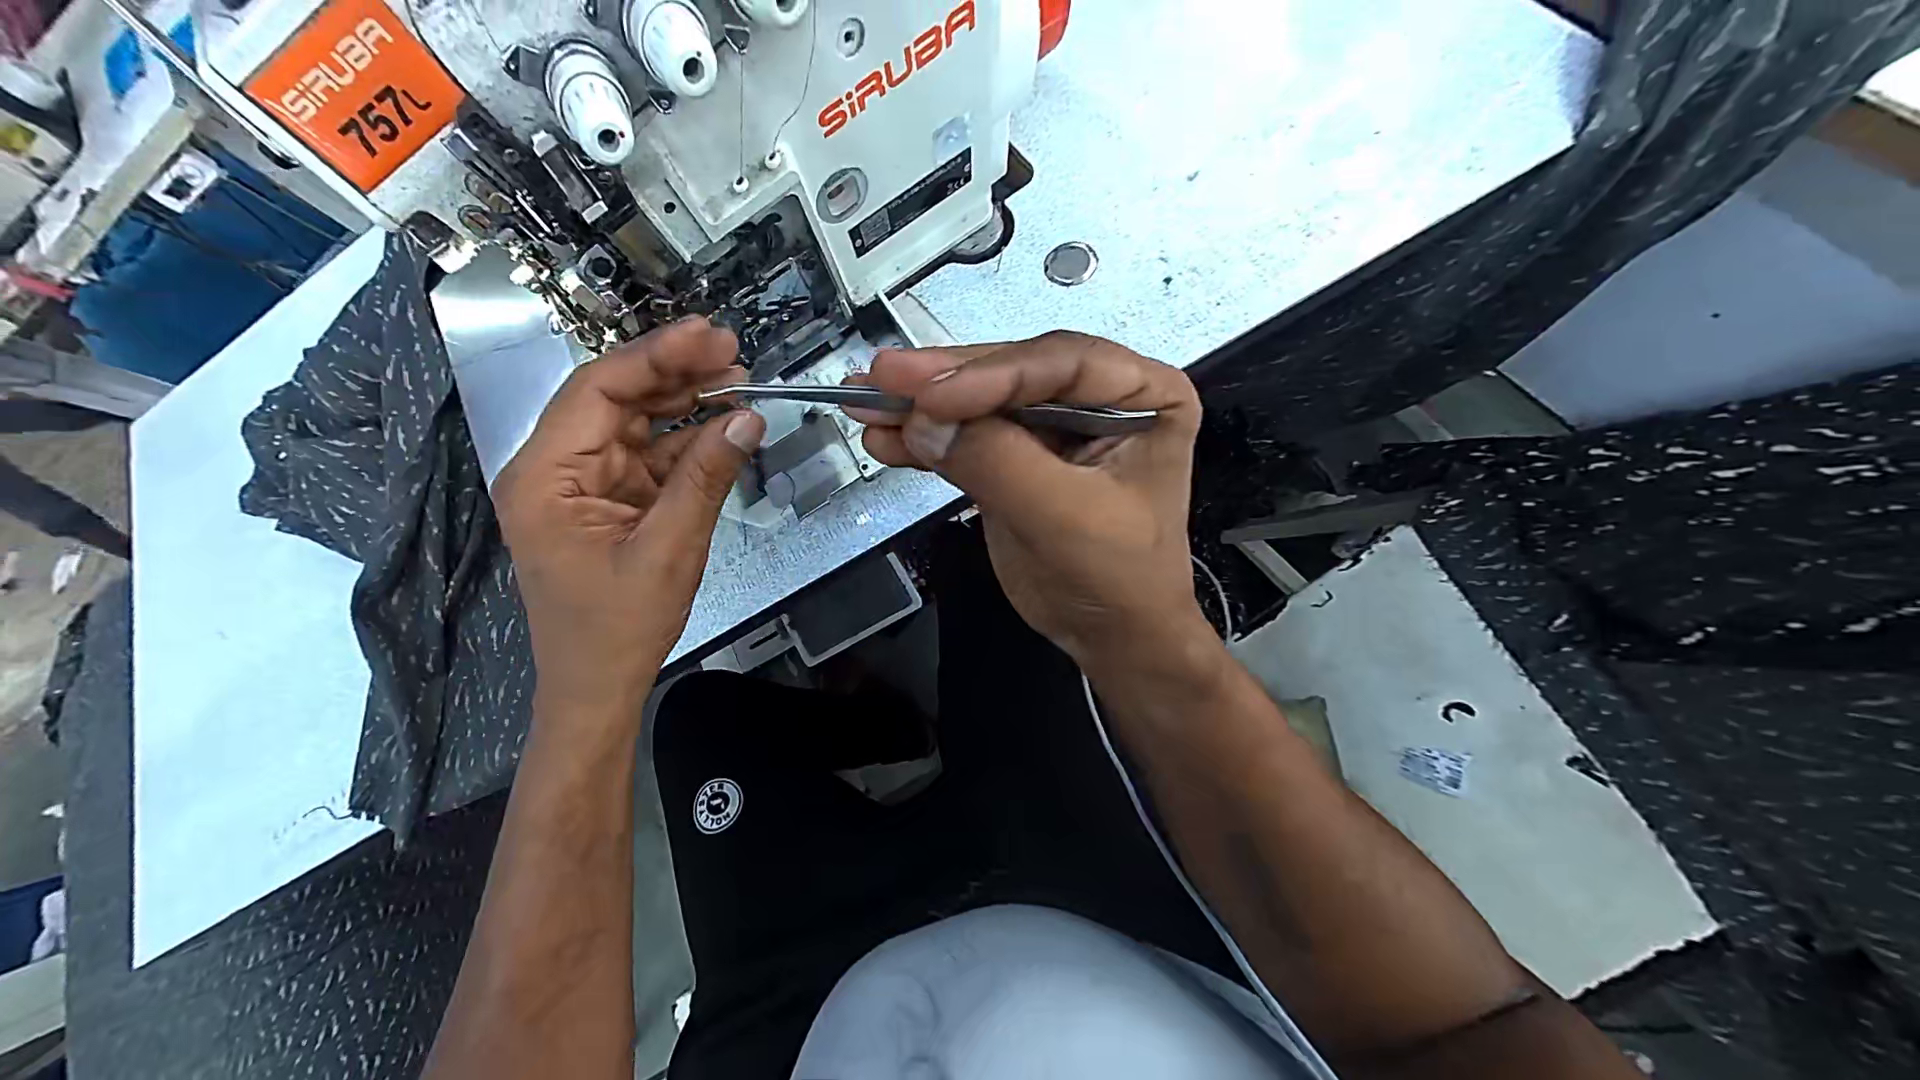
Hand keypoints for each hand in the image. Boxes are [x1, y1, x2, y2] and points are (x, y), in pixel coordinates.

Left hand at [494, 318, 765, 710]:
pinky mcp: (610, 502)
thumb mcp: (669, 549)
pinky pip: (649, 459)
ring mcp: (583, 486)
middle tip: (733, 354)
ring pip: (635, 424)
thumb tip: (748, 419)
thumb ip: (706, 478)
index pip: (598, 389)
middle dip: (674, 373)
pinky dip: (686, 444)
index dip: (656, 356)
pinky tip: (722, 429)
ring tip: (737, 384)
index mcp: (546, 475)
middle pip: (615, 399)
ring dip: (684, 404)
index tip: (710, 336)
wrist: (598, 687)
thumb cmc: (618, 628)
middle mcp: (556, 469)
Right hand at [854, 331, 1209, 667]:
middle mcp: (1099, 398)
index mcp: (1144, 395)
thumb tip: (927, 422)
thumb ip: (999, 462)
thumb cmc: (1121, 579)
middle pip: (1012, 372)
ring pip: (979, 401)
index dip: (991, 374)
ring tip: (868, 402)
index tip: (932, 396)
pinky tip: (886, 438)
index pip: (1062, 363)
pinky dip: (923, 439)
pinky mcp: (1014, 456)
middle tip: (884, 377)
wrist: (1112, 634)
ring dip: (922, 405)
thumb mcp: (1067, 517)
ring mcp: (1051, 427)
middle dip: (945, 380)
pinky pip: (964, 436)